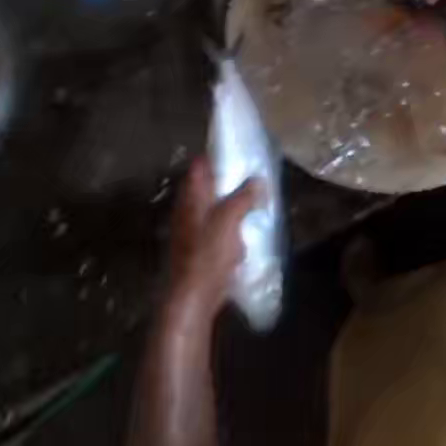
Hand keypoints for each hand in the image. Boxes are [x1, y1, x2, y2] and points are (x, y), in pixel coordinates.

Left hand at [166, 151, 262, 320]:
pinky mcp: (200, 247)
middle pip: (207, 186)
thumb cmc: (207, 254)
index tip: (239, 147)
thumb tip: (258, 180)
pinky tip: (249, 225)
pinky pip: (218, 226)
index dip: (216, 154)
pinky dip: (232, 221)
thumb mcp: (229, 219)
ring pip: (214, 206)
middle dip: (229, 177)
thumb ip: (244, 197)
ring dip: (232, 200)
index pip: (200, 166)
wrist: (192, 298)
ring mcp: (192, 230)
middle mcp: (188, 210)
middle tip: (255, 170)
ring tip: (257, 195)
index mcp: (192, 198)